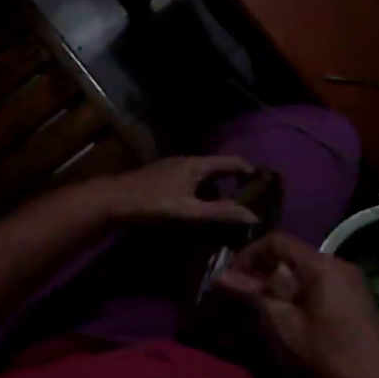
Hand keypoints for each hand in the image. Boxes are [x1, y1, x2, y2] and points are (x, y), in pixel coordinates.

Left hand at [91, 155, 259, 225]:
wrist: (113, 200)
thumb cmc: (153, 203)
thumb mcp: (190, 210)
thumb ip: (221, 213)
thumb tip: (253, 216)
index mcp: (197, 164)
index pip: (233, 162)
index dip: (251, 172)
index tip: (265, 186)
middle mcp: (187, 161)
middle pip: (218, 169)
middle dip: (234, 184)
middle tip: (248, 202)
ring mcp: (173, 168)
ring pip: (203, 177)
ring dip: (217, 190)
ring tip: (227, 210)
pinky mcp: (163, 177)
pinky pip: (191, 182)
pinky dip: (202, 193)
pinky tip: (199, 210)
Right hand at [214, 232, 378, 377]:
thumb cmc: (326, 354)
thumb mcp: (282, 324)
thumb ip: (253, 294)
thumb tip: (221, 275)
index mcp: (321, 264)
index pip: (276, 241)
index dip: (247, 255)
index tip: (228, 278)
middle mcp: (339, 264)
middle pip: (291, 257)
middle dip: (261, 274)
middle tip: (238, 298)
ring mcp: (351, 283)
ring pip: (304, 275)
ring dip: (278, 289)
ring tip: (259, 314)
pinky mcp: (356, 301)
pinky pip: (319, 288)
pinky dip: (298, 298)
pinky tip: (287, 321)